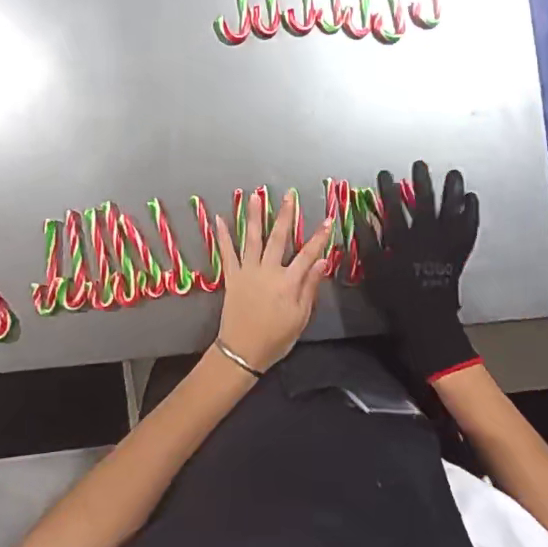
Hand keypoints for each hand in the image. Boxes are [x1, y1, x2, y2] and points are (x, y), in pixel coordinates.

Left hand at [213, 188, 330, 370]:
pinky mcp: (232, 277)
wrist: (242, 351)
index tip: (327, 219)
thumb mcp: (301, 317)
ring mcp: (248, 272)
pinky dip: (223, 236)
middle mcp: (268, 271)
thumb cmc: (276, 338)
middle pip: (279, 238)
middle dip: (285, 215)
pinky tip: (220, 219)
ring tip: (254, 196)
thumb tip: (323, 261)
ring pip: (252, 238)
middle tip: (288, 196)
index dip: (319, 236)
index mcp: (289, 281)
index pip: (309, 253)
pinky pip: (227, 253)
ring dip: (253, 216)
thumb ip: (310, 287)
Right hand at [355, 161, 480, 382]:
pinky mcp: (459, 251)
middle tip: (419, 165)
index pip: (393, 206)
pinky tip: (471, 199)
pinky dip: (471, 212)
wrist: (426, 316)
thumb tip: (359, 217)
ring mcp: (446, 242)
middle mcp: (426, 234)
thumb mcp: (373, 269)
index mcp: (402, 238)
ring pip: (451, 210)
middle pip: (425, 201)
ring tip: (453, 173)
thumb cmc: (395, 294)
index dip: (387, 188)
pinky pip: (468, 227)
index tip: (384, 174)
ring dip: (451, 190)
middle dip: (421, 181)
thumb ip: (367, 241)